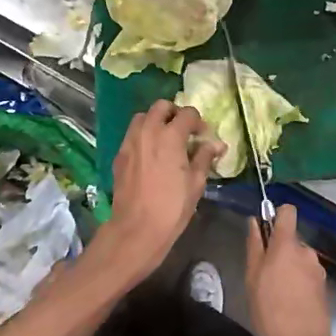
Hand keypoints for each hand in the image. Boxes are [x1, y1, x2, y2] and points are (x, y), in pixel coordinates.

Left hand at [95, 100, 224, 282]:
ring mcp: (130, 142)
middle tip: (184, 131)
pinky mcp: (119, 155)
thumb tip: (216, 144)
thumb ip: (205, 158)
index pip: (187, 113)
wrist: (137, 228)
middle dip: (174, 113)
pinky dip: (143, 136)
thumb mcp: (196, 183)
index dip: (198, 122)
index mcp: (170, 135)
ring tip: (165, 140)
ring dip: (156, 121)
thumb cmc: (172, 207)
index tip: (203, 136)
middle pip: (161, 106)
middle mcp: (148, 131)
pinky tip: (150, 155)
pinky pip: (132, 135)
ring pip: (142, 117)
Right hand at [244, 205, 333, 335]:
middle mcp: (307, 251)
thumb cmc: (269, 309)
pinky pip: (306, 273)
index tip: (265, 230)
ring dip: (288, 266)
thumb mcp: (252, 276)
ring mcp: (318, 269)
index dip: (276, 215)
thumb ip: (255, 245)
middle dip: (279, 248)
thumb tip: (254, 222)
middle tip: (263, 272)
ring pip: (299, 257)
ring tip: (275, 291)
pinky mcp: (324, 286)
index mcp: (288, 244)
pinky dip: (298, 280)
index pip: (288, 212)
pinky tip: (289, 301)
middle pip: (292, 238)